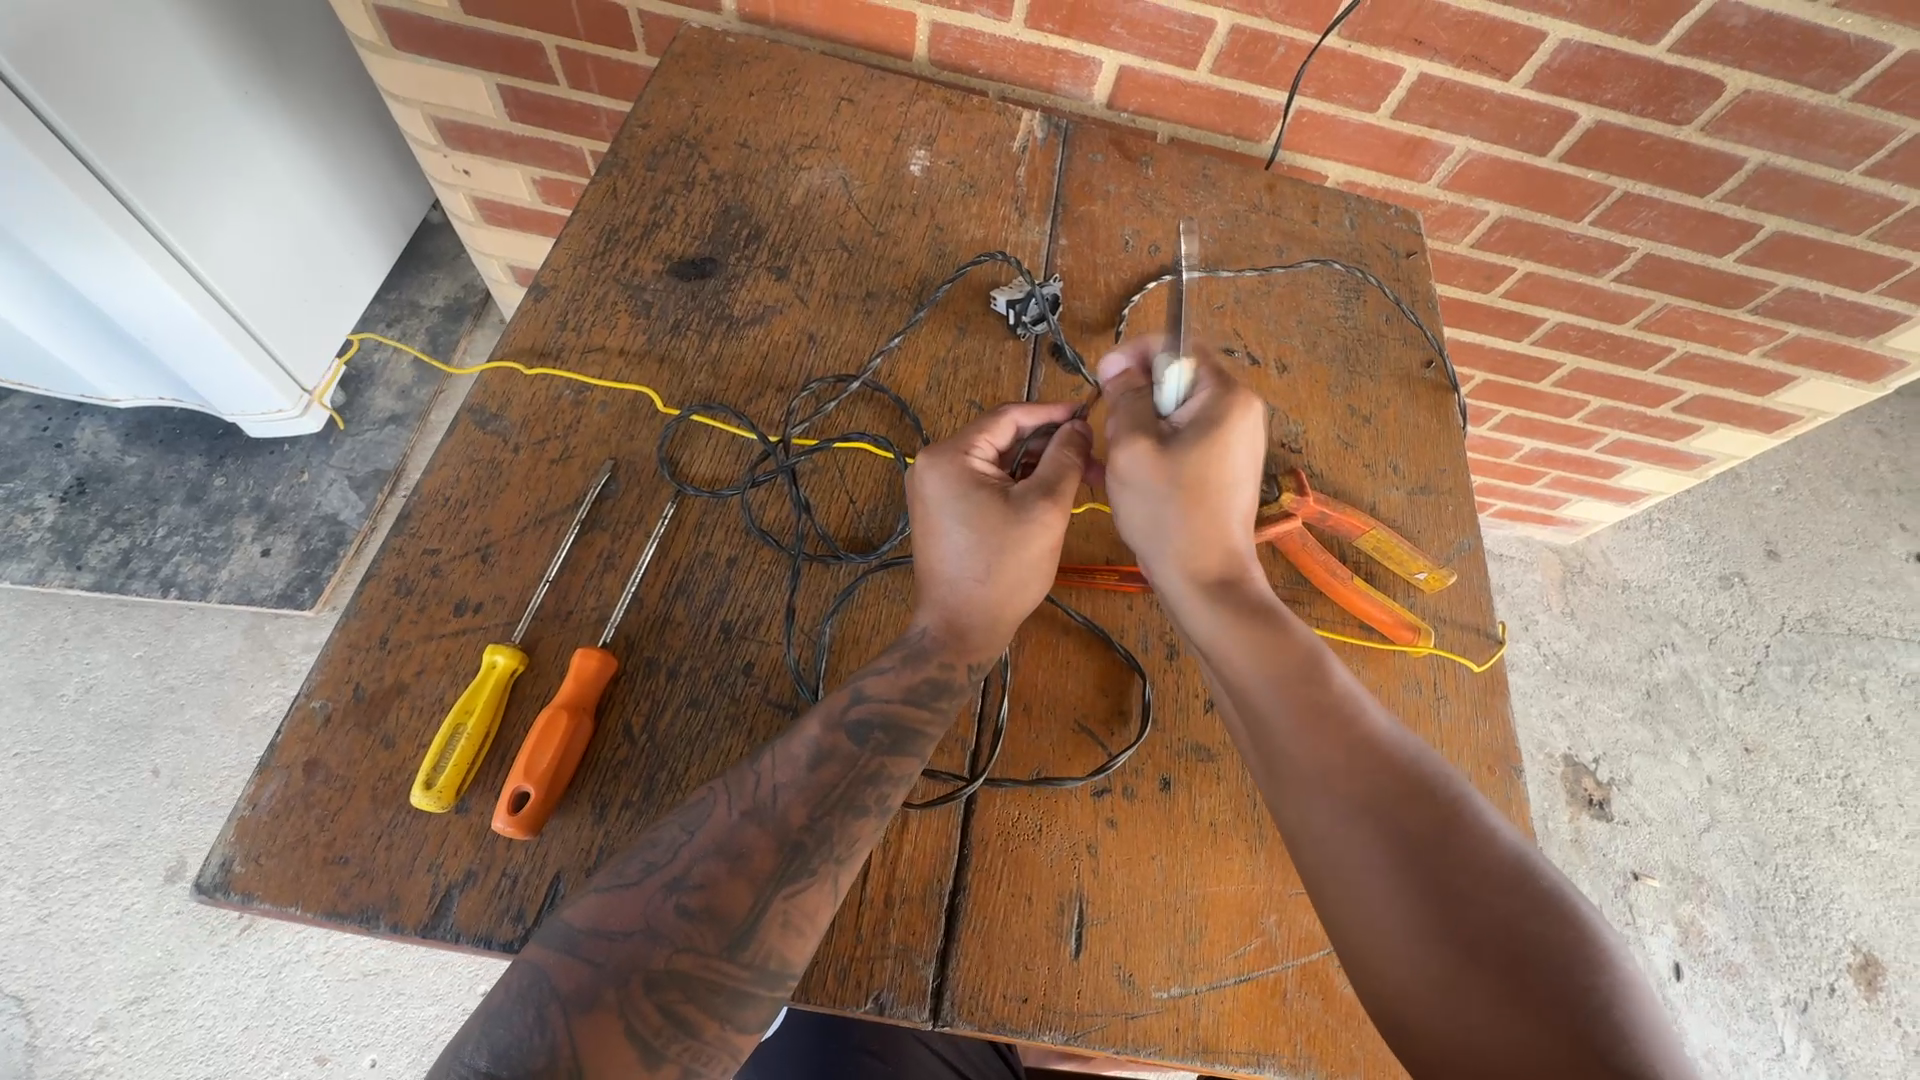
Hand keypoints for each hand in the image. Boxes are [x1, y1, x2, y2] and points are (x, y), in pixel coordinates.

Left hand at [906, 402, 1092, 665]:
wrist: (961, 628)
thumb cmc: (1003, 570)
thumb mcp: (1043, 508)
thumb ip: (1065, 458)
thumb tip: (1079, 426)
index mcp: (949, 455)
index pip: (1008, 416)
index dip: (1052, 413)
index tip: (1089, 414)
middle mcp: (932, 464)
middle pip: (1001, 439)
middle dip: (1048, 445)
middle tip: (1092, 457)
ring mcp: (934, 490)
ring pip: (996, 463)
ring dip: (1035, 467)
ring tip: (1079, 477)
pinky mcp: (943, 511)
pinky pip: (985, 484)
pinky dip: (1016, 485)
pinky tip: (1049, 493)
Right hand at [1097, 337, 1267, 598]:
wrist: (1204, 579)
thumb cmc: (1166, 512)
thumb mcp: (1132, 448)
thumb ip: (1126, 396)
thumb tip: (1119, 366)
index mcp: (1225, 397)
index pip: (1177, 346)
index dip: (1134, 356)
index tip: (1101, 379)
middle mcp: (1240, 411)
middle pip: (1175, 380)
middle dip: (1136, 399)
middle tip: (1111, 434)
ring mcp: (1236, 441)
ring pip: (1174, 413)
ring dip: (1139, 428)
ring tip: (1118, 461)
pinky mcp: (1225, 466)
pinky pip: (1183, 439)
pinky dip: (1155, 449)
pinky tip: (1132, 475)